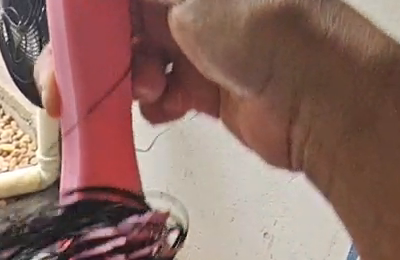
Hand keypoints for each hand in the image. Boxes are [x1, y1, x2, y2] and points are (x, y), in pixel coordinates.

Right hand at [34, 0, 399, 173]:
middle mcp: (193, 2)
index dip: (86, 18)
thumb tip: (115, 9)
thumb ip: (160, 7)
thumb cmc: (286, 39)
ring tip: (150, 92)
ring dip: (126, 81)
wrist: (332, 105)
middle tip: (69, 92)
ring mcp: (199, 44)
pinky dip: (152, 104)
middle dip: (94, 56)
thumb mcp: (211, 11)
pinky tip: (168, 108)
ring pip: (133, 59)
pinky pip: (157, 92)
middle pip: (118, 24)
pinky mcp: (203, 86)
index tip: (67, 45)